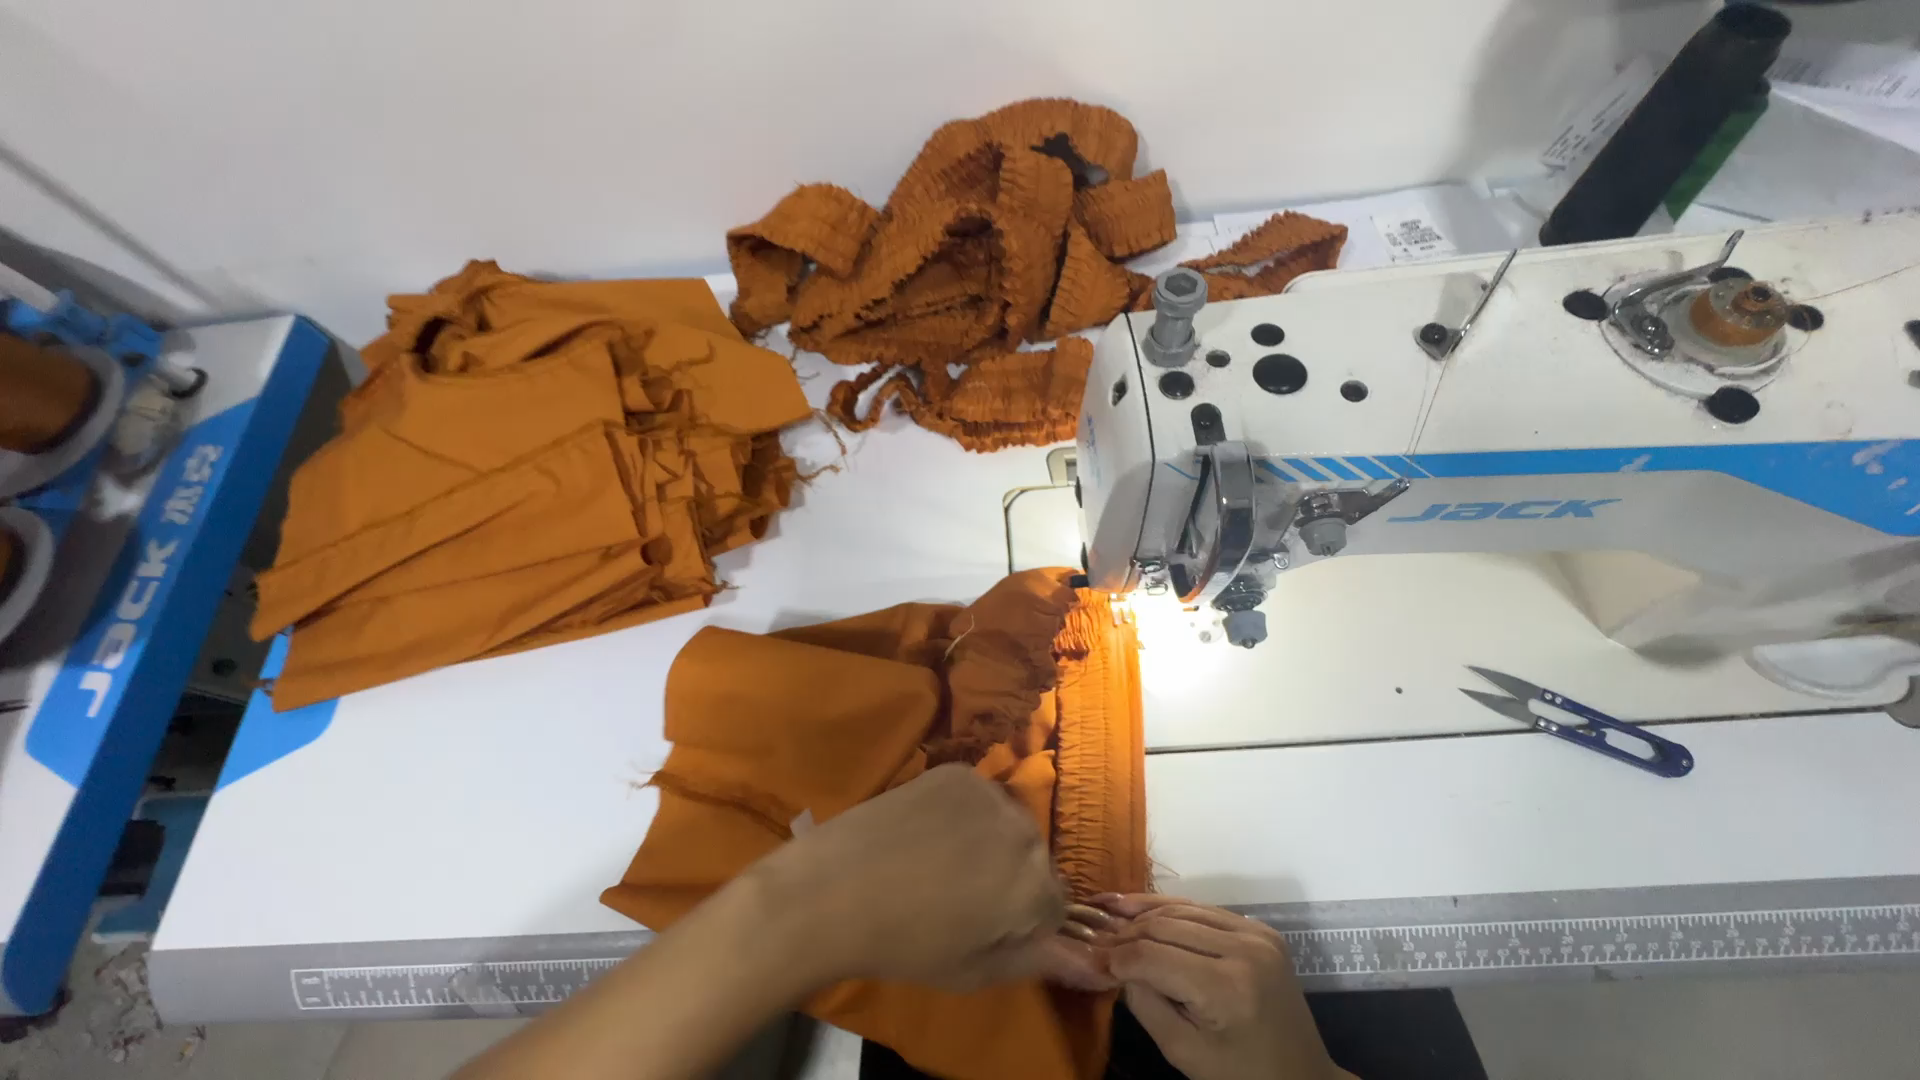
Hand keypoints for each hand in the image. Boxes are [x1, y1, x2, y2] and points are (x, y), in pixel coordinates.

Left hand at [747, 764, 1067, 987]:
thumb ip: (1038, 959)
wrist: (835, 888)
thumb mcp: (976, 970)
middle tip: (958, 895)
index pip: (1056, 903)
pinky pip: (977, 794)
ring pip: (1005, 822)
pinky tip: (926, 830)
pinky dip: (962, 810)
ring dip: (988, 838)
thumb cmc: (906, 943)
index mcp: (1037, 887)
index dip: (1022, 918)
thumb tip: (1089, 961)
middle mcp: (1026, 832)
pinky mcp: (956, 772)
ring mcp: (989, 794)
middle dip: (1009, 875)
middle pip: (1033, 856)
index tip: (985, 925)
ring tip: (938, 861)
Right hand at [1101, 895, 1350, 1079]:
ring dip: (1143, 912)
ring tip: (1109, 910)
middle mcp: (1244, 949)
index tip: (1090, 957)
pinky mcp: (1260, 928)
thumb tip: (1116, 964)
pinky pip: (1203, 910)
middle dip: (1126, 932)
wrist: (1303, 1077)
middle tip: (1093, 934)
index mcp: (1226, 988)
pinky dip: (1171, 909)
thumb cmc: (1240, 1075)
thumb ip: (1146, 1005)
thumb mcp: (1184, 1053)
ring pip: (1182, 909)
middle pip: (1165, 927)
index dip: (1117, 956)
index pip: (1153, 957)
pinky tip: (1143, 908)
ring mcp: (1256, 934)